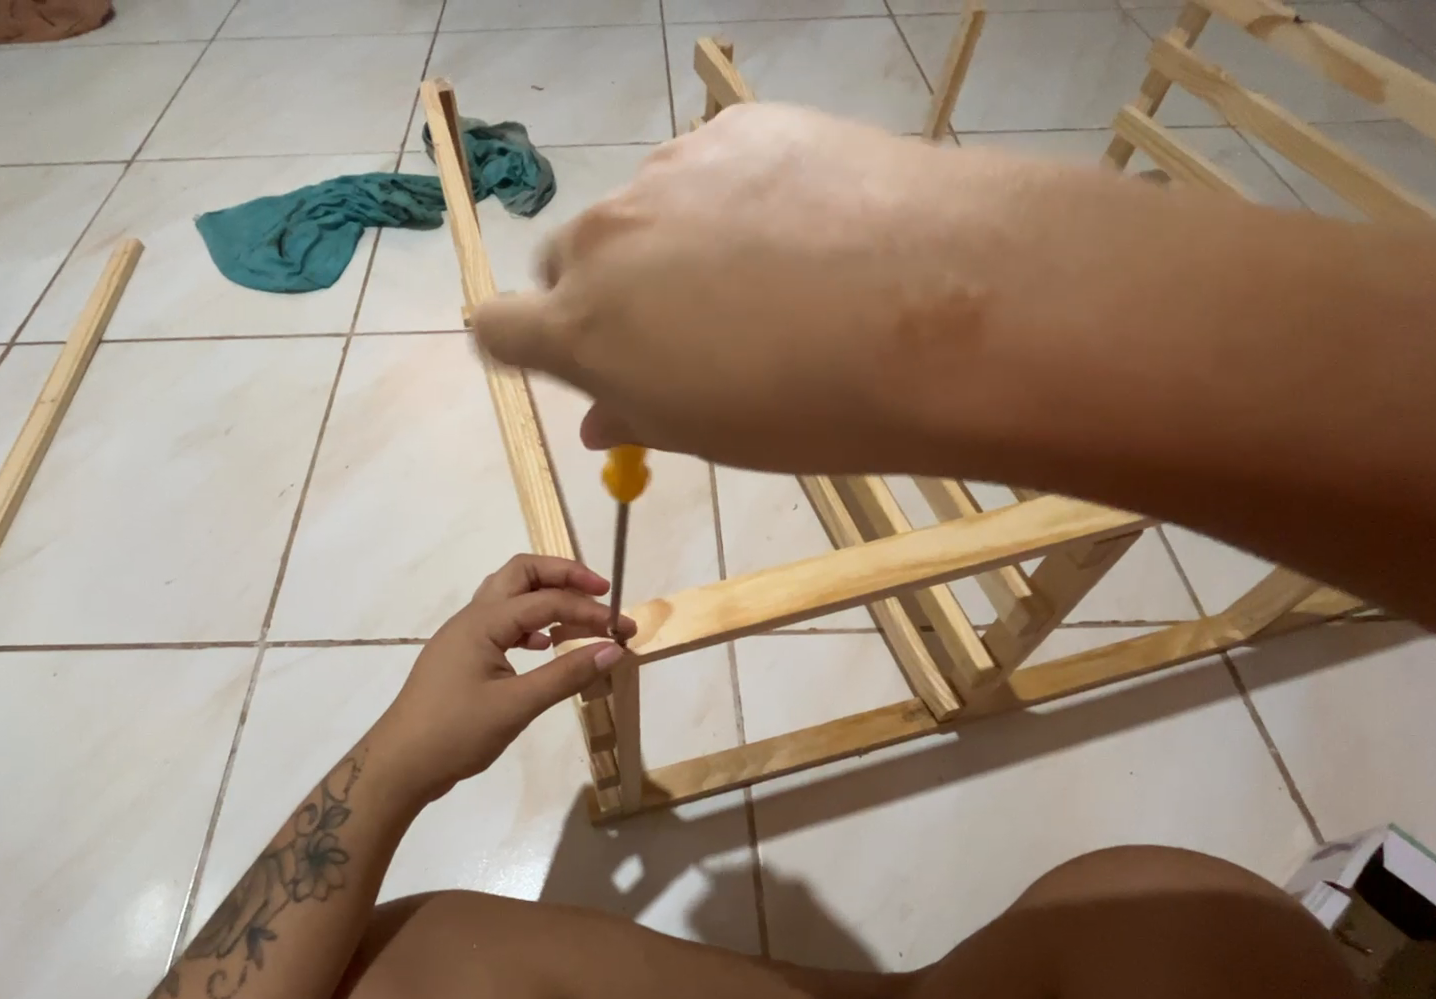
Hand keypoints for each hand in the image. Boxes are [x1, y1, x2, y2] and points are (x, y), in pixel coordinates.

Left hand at [368, 555, 634, 801]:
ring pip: (511, 597)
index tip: (624, 629)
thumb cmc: (455, 733)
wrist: (399, 765)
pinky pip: (503, 625)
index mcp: (483, 622)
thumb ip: (567, 675)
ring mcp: (465, 636)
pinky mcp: (463, 657)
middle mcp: (473, 617)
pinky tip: (547, 647)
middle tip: (600, 593)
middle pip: (522, 573)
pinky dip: (531, 626)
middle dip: (564, 576)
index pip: (547, 601)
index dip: (589, 612)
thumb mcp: (517, 706)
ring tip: (582, 620)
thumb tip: (614, 650)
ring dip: (547, 599)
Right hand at [471, 102, 1168, 476]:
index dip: (524, 342)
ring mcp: (668, 172)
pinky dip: (730, 201)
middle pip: (568, 262)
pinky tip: (800, 230)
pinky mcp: (738, 127)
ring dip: (668, 245)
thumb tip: (602, 415)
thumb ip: (637, 413)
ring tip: (761, 278)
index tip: (562, 355)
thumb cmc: (805, 408)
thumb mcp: (707, 434)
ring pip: (640, 214)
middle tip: (678, 327)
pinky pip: (706, 171)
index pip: (500, 328)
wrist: (936, 311)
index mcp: (581, 327)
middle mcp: (604, 239)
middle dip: (602, 295)